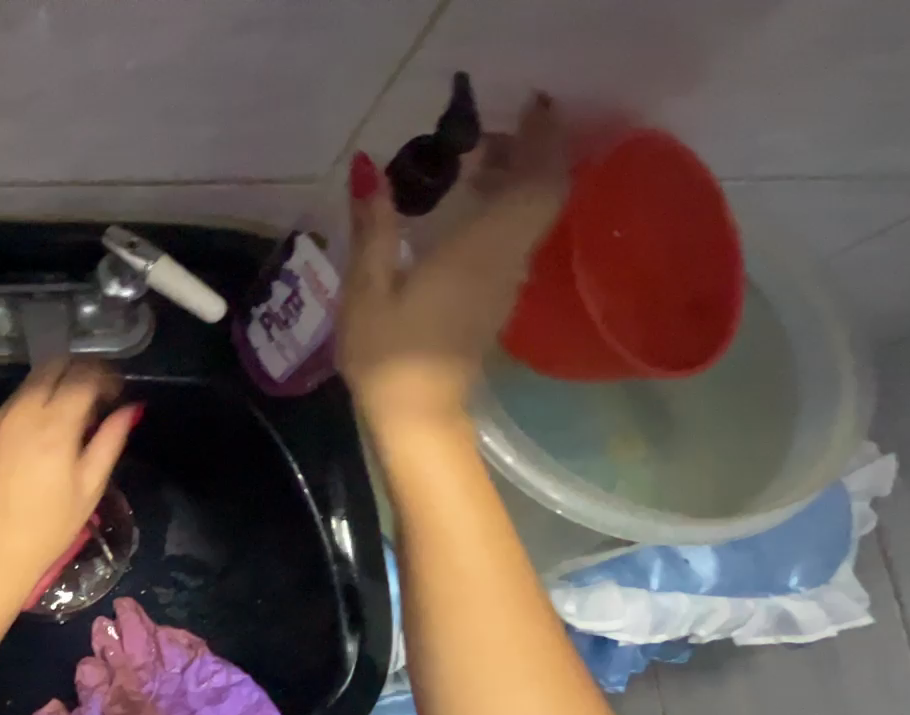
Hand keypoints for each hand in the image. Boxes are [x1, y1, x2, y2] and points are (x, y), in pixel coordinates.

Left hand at [0, 360, 139, 603]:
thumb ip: (110, 441)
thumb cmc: (48, 530)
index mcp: (54, 426)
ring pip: (27, 385)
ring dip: (52, 388)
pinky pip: (8, 407)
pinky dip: (28, 407)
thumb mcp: (89, 489)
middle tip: (94, 395)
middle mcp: (21, 414)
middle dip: (78, 372)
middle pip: (52, 368)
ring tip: (67, 416)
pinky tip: (36, 434)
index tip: (116, 392)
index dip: (106, 377)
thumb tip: (130, 409)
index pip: (83, 377)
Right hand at [339, 94, 569, 430]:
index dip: (542, 137)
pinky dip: (504, 213)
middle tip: (488, 135)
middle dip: (530, 153)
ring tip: (473, 167)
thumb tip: (367, 168)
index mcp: (480, 250)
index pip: (537, 180)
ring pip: (532, 217)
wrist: (415, 415)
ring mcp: (506, 284)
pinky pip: (515, 241)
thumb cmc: (386, 354)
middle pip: (544, 193)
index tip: (529, 106)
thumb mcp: (365, 290)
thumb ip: (372, 228)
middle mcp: (506, 260)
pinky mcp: (496, 302)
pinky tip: (467, 216)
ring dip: (516, 183)